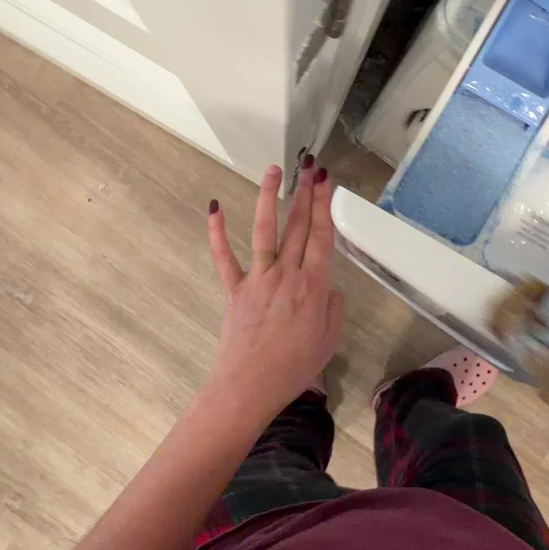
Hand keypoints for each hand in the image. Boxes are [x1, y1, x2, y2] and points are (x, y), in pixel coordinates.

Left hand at [202, 161, 343, 420]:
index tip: (326, 180)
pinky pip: (224, 257)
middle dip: (305, 191)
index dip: (325, 204)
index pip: (322, 236)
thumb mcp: (328, 341)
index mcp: (314, 286)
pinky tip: (215, 206)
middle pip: (298, 226)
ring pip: (264, 230)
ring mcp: (258, 279)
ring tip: (275, 171)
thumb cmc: (294, 368)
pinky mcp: (235, 289)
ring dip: (269, 198)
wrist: (250, 386)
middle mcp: (286, 275)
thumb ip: (333, 309)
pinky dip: (218, 232)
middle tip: (310, 163)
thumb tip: (330, 288)